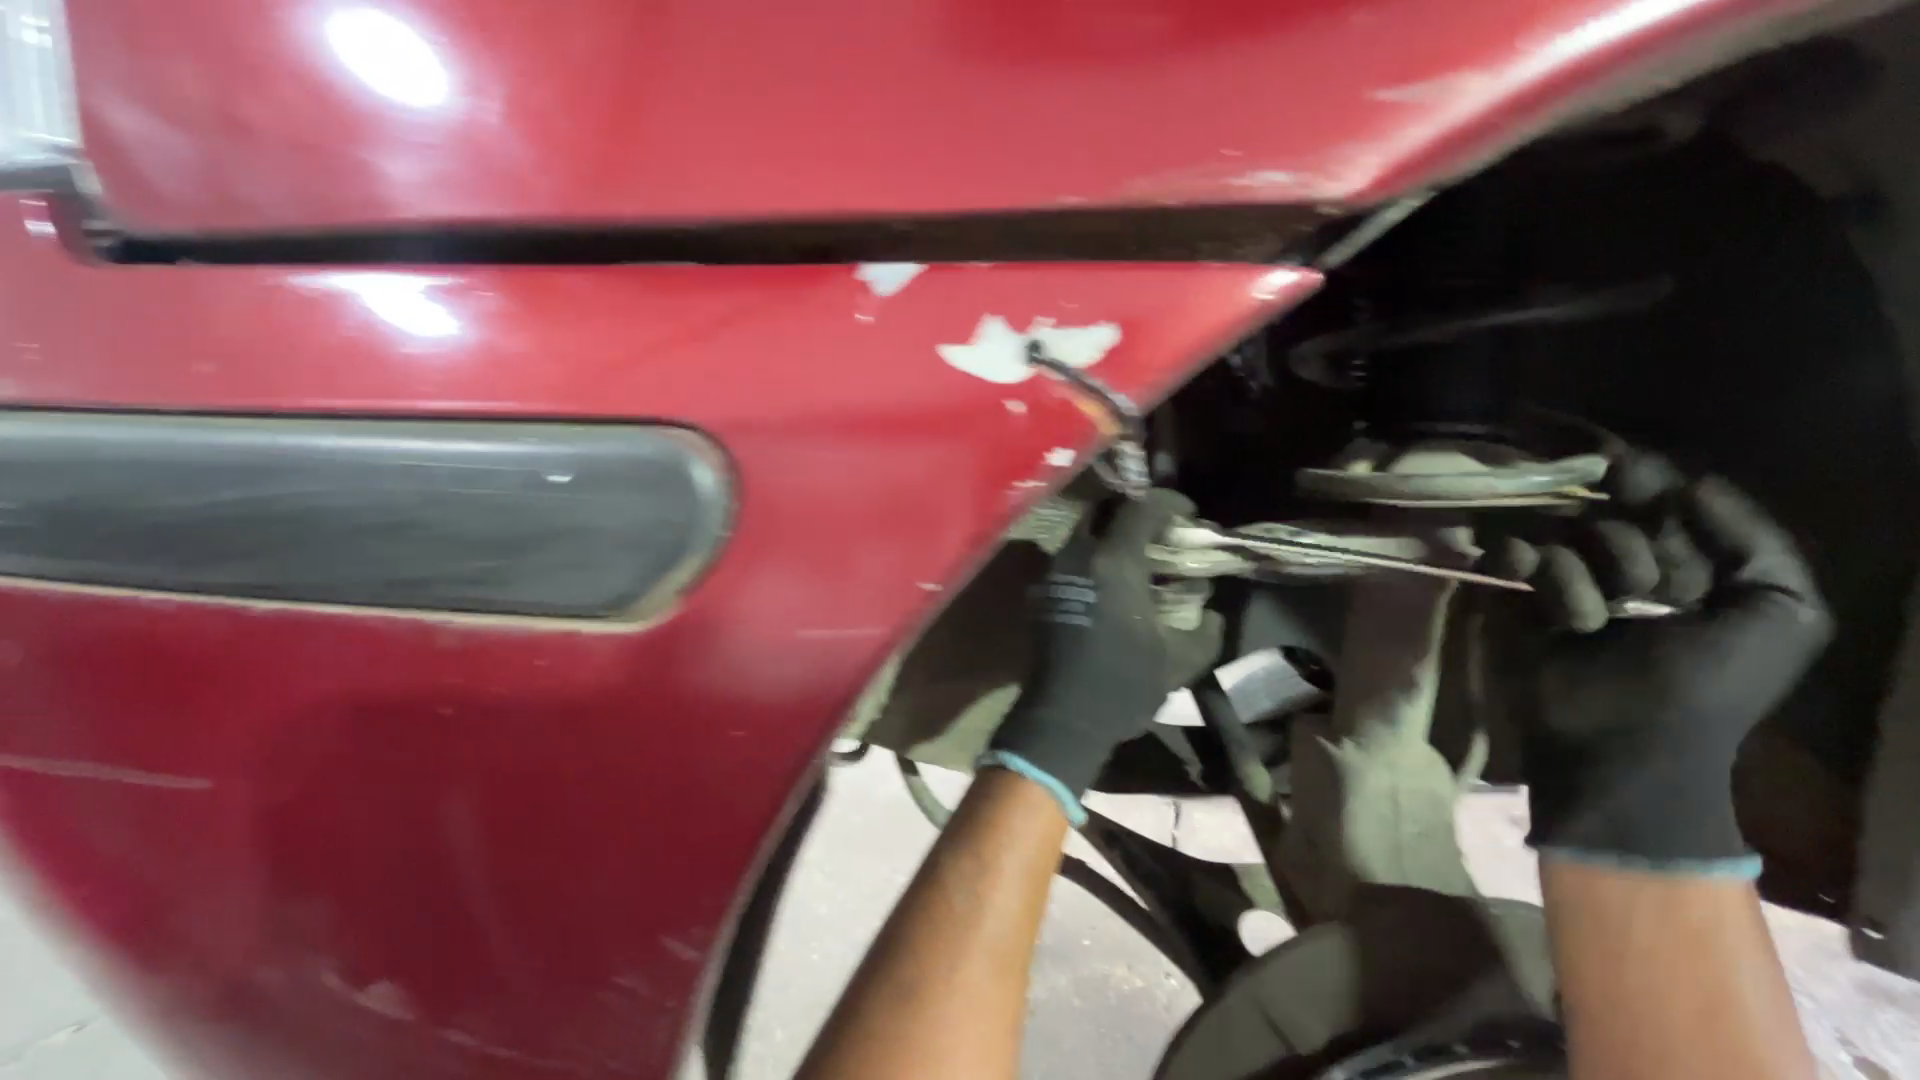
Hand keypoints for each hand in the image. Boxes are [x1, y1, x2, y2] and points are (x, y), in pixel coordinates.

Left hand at [989, 489, 1223, 798]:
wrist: (1063, 717)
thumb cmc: (1124, 685)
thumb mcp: (1181, 660)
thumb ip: (1205, 628)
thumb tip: (1209, 611)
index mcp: (1114, 562)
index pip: (1142, 507)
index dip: (1170, 503)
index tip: (1190, 516)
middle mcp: (1078, 556)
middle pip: (1106, 510)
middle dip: (1137, 513)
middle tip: (1163, 533)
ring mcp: (1055, 572)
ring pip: (1085, 533)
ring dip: (1114, 536)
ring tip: (1142, 561)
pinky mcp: (1043, 592)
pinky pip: (1072, 558)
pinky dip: (1096, 558)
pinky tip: (1116, 586)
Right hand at [1477, 454, 1831, 872]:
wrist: (1626, 748)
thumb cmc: (1709, 685)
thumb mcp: (1781, 614)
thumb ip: (1754, 538)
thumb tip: (1690, 480)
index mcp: (1679, 558)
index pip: (1655, 492)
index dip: (1644, 479)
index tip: (1625, 471)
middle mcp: (1613, 558)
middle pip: (1604, 506)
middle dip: (1625, 543)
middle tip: (1641, 591)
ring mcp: (1555, 576)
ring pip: (1557, 530)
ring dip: (1583, 572)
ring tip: (1593, 620)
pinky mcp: (1508, 596)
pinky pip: (1510, 553)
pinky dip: (1532, 573)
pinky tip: (1551, 612)